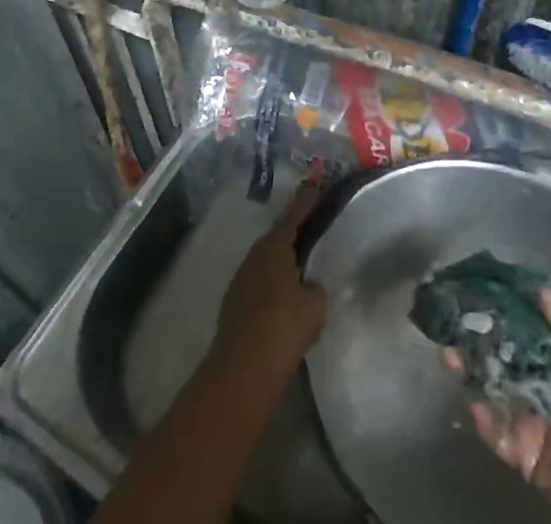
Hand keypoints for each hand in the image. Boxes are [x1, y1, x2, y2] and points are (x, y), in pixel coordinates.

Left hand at [213, 183, 327, 374]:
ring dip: (282, 259)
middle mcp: (254, 257)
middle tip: (311, 225)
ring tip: (301, 262)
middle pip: (277, 237)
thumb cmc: (285, 325)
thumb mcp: (314, 304)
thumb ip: (314, 287)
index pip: (292, 217)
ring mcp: (241, 280)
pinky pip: (260, 282)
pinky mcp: (235, 303)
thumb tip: (306, 286)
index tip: (312, 185)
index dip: (304, 202)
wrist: (244, 366)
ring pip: (266, 261)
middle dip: (293, 231)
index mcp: (273, 248)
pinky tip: (285, 294)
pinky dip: (274, 281)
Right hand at [443, 290, 550, 523]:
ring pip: (497, 392)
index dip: (514, 316)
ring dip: (472, 374)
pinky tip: (476, 407)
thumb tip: (543, 293)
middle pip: (511, 361)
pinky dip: (484, 421)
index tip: (486, 294)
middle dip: (483, 342)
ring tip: (448, 357)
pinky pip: (498, 435)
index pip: (538, 336)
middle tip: (455, 324)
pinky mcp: (527, 459)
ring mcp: (538, 426)